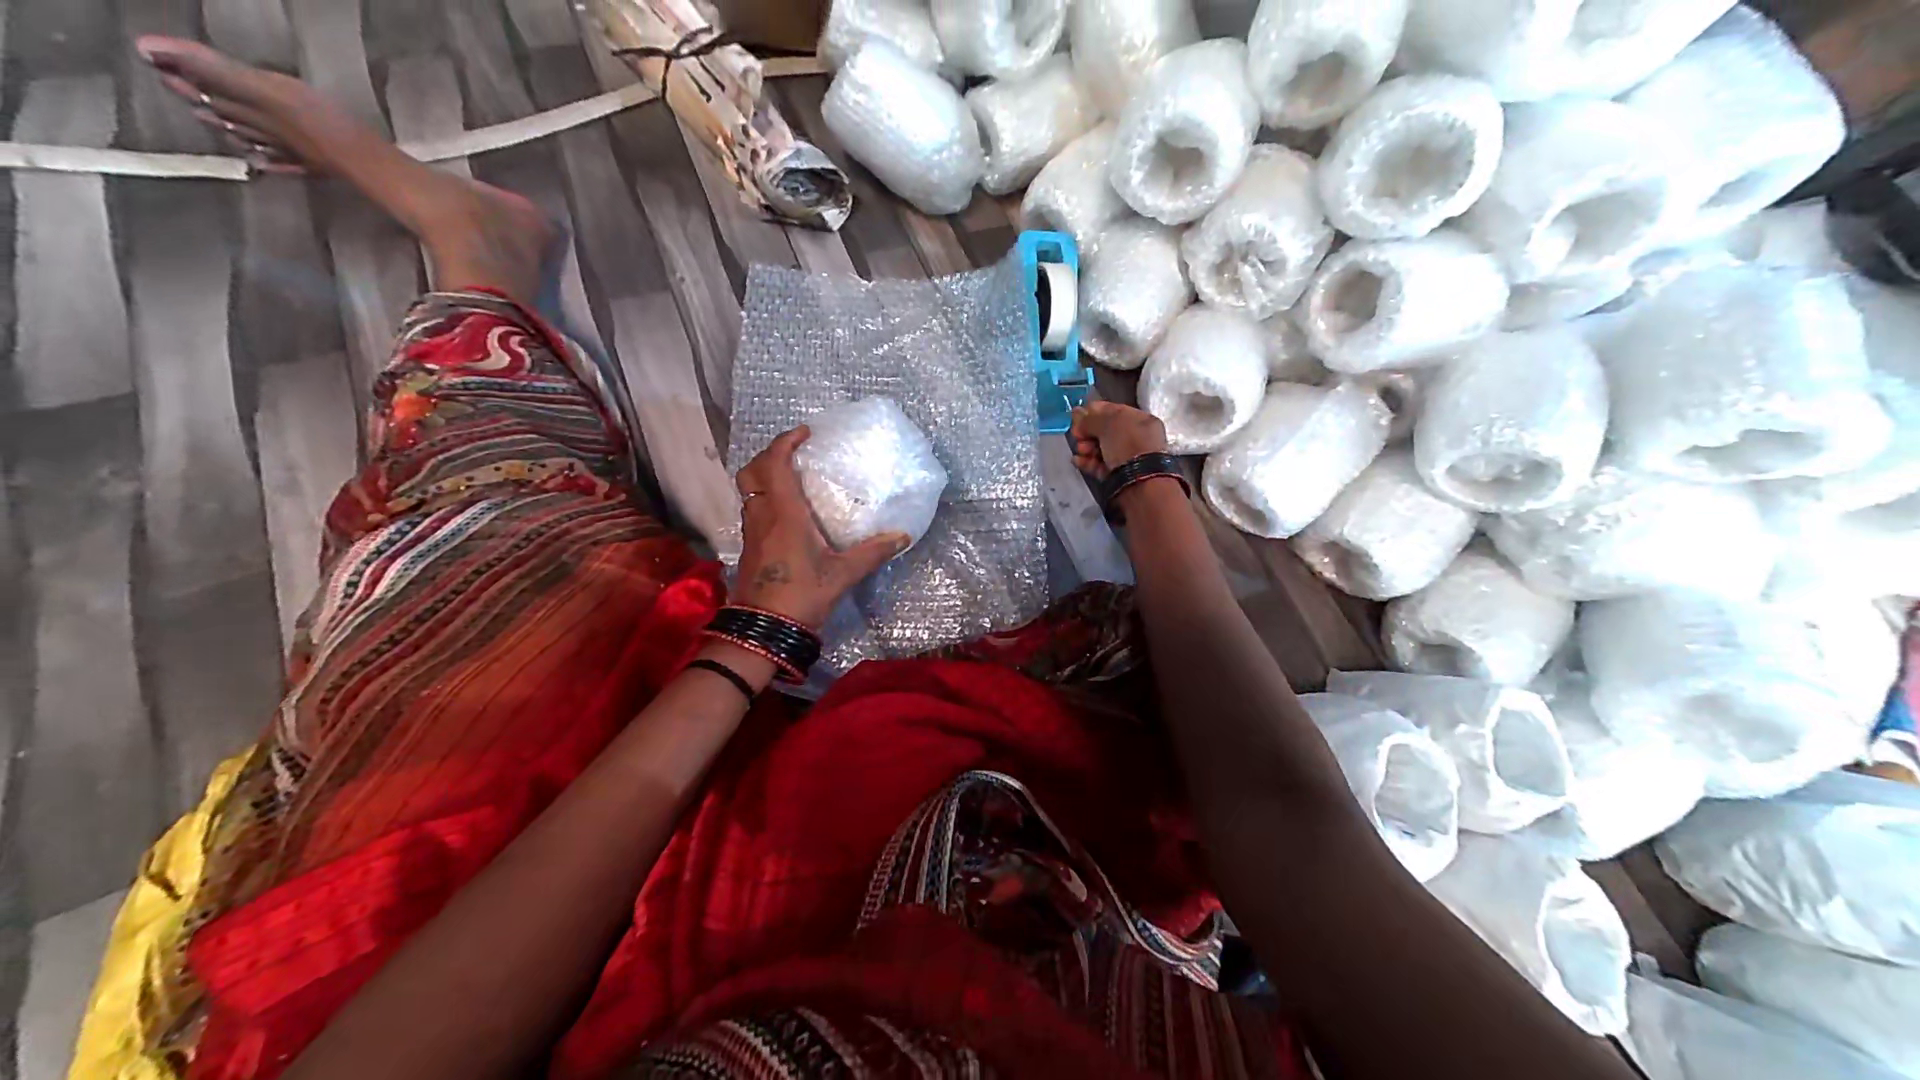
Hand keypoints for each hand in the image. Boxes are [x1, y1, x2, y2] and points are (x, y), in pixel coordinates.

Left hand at [732, 426, 910, 629]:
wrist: (764, 629)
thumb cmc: (802, 596)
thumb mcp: (843, 574)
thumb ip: (872, 553)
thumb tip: (902, 536)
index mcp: (784, 514)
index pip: (774, 464)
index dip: (784, 442)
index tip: (804, 433)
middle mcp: (762, 517)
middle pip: (751, 472)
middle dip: (768, 455)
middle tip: (793, 453)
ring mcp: (751, 533)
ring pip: (749, 491)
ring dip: (764, 477)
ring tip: (791, 479)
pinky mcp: (749, 548)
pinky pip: (752, 510)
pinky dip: (764, 499)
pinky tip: (786, 513)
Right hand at [1069, 402, 1169, 480]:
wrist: (1139, 482)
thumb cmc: (1127, 444)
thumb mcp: (1108, 424)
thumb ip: (1090, 418)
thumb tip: (1077, 413)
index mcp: (1140, 420)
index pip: (1113, 411)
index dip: (1093, 411)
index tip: (1077, 416)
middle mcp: (1136, 438)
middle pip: (1105, 431)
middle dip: (1088, 432)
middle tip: (1076, 435)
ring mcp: (1128, 458)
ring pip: (1101, 449)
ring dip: (1086, 447)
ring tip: (1080, 450)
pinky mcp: (1119, 475)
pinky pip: (1100, 465)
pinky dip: (1088, 462)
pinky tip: (1078, 461)